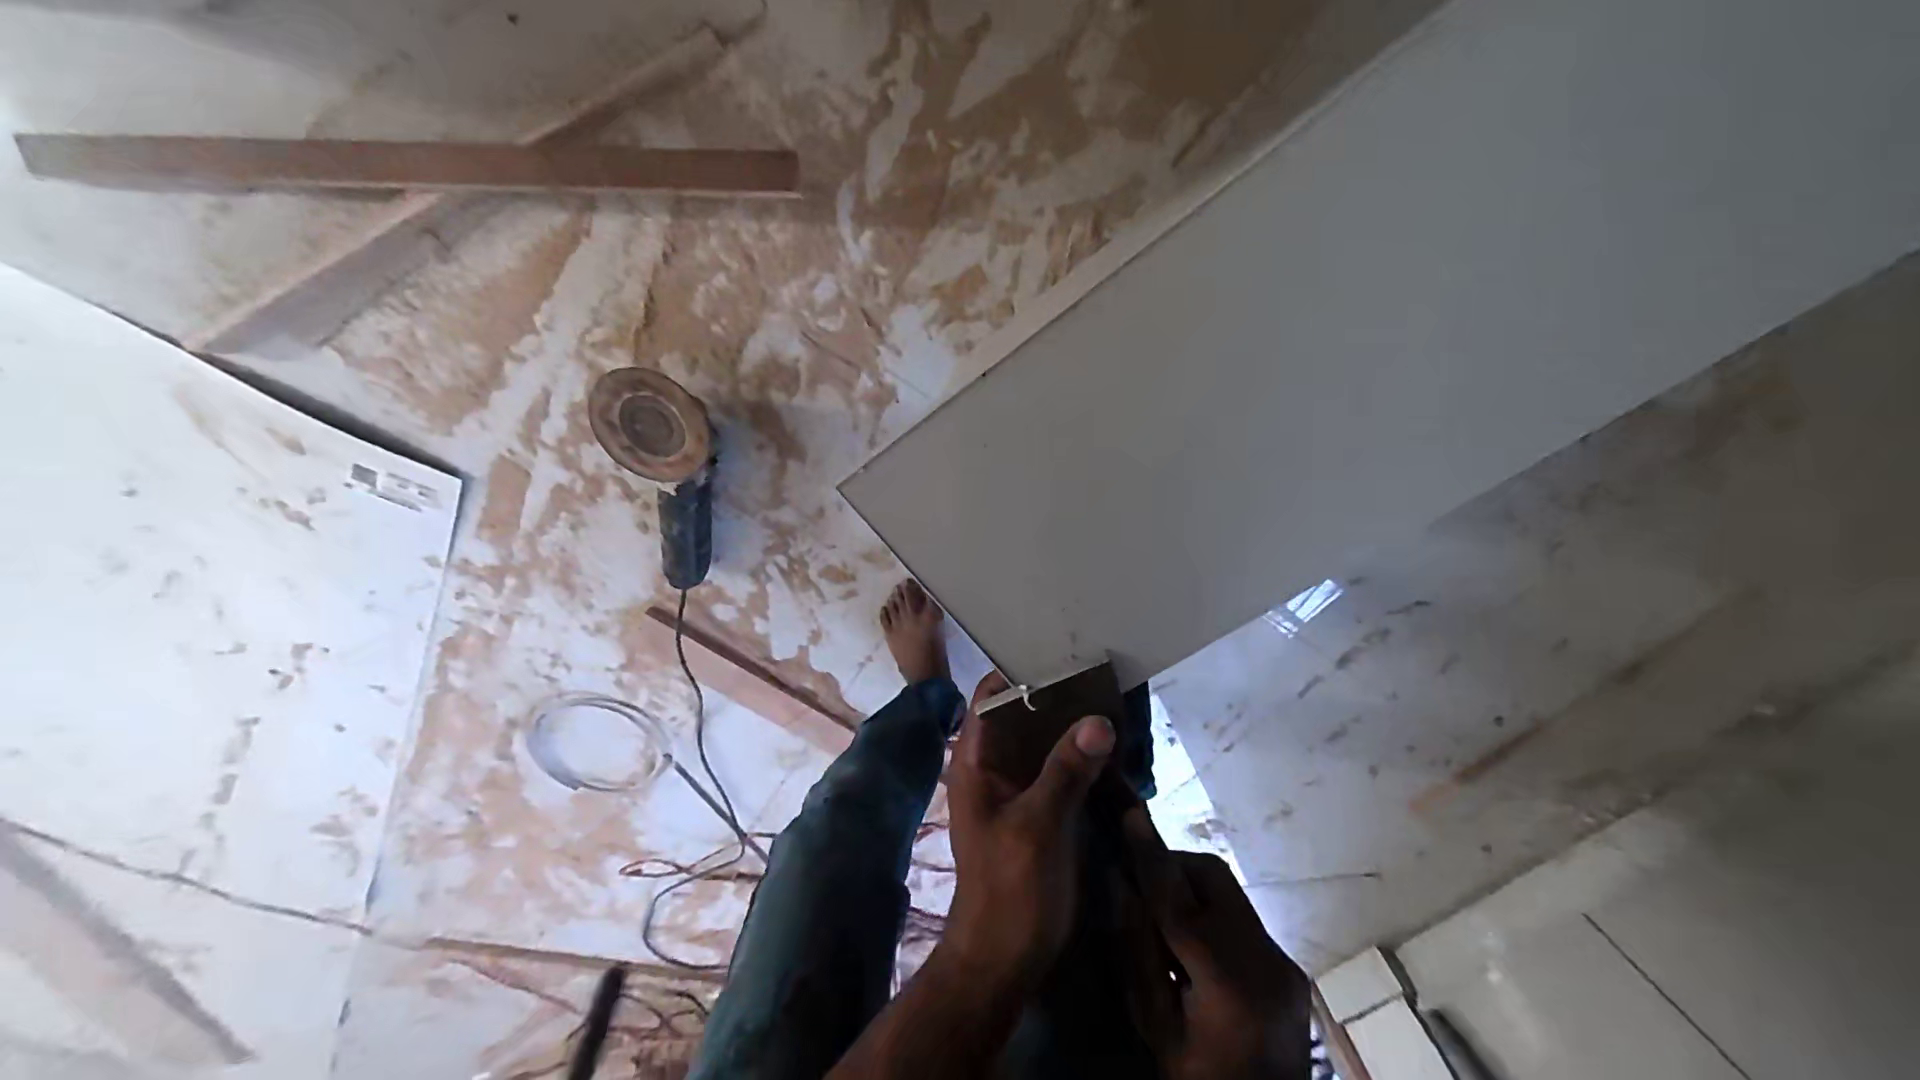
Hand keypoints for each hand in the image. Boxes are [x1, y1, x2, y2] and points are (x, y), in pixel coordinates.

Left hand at [942, 694, 1114, 987]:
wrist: (1003, 958)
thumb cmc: (1010, 889)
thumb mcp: (1039, 825)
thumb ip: (1066, 770)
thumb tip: (1098, 719)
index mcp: (976, 760)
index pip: (991, 696)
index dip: (1021, 672)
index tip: (1064, 655)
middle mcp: (993, 766)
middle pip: (1022, 714)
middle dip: (1058, 697)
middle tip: (1102, 675)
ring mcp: (1016, 788)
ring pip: (1043, 742)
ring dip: (1073, 727)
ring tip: (1114, 703)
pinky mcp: (1039, 809)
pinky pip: (1059, 769)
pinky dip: (1081, 757)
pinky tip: (1114, 749)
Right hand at [1124, 808, 1313, 1079]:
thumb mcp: (1156, 1027)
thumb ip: (1136, 952)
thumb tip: (1119, 884)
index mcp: (1226, 980)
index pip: (1177, 898)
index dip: (1150, 852)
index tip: (1130, 812)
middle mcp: (1264, 959)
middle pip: (1212, 877)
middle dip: (1173, 866)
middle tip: (1141, 885)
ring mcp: (1283, 961)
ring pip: (1228, 892)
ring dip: (1192, 889)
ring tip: (1165, 920)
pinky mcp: (1289, 967)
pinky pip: (1242, 919)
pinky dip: (1212, 915)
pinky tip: (1195, 948)